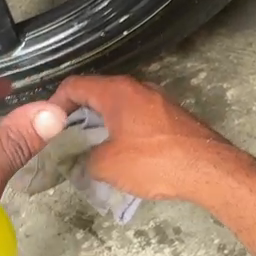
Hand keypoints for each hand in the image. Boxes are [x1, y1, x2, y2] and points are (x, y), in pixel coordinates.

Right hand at [50, 75, 245, 202]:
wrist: (209, 170)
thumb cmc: (153, 161)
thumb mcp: (106, 165)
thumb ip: (84, 158)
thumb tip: (80, 159)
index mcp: (116, 91)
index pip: (74, 85)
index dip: (54, 103)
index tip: (47, 125)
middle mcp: (137, 88)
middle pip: (96, 94)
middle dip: (77, 116)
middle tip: (65, 141)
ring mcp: (157, 101)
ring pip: (118, 107)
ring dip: (101, 125)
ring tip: (90, 150)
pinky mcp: (172, 117)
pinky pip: (137, 118)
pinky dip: (122, 131)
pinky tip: (121, 154)